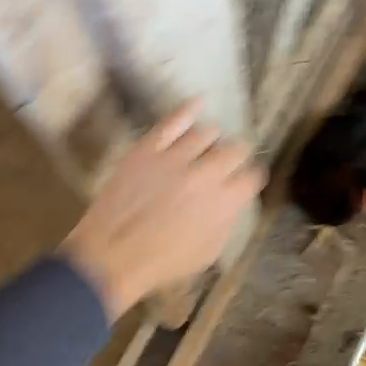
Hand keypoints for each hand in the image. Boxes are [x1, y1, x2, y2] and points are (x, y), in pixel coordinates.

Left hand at [59, 101, 264, 319]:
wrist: (113, 255)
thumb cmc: (162, 263)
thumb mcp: (207, 253)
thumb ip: (225, 223)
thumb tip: (231, 203)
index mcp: (224, 203)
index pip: (251, 178)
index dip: (251, 178)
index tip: (247, 179)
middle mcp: (206, 174)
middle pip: (235, 150)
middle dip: (237, 154)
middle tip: (232, 158)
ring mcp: (176, 157)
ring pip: (206, 133)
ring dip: (212, 138)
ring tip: (209, 142)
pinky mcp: (149, 148)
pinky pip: (173, 121)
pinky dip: (188, 109)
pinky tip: (198, 102)